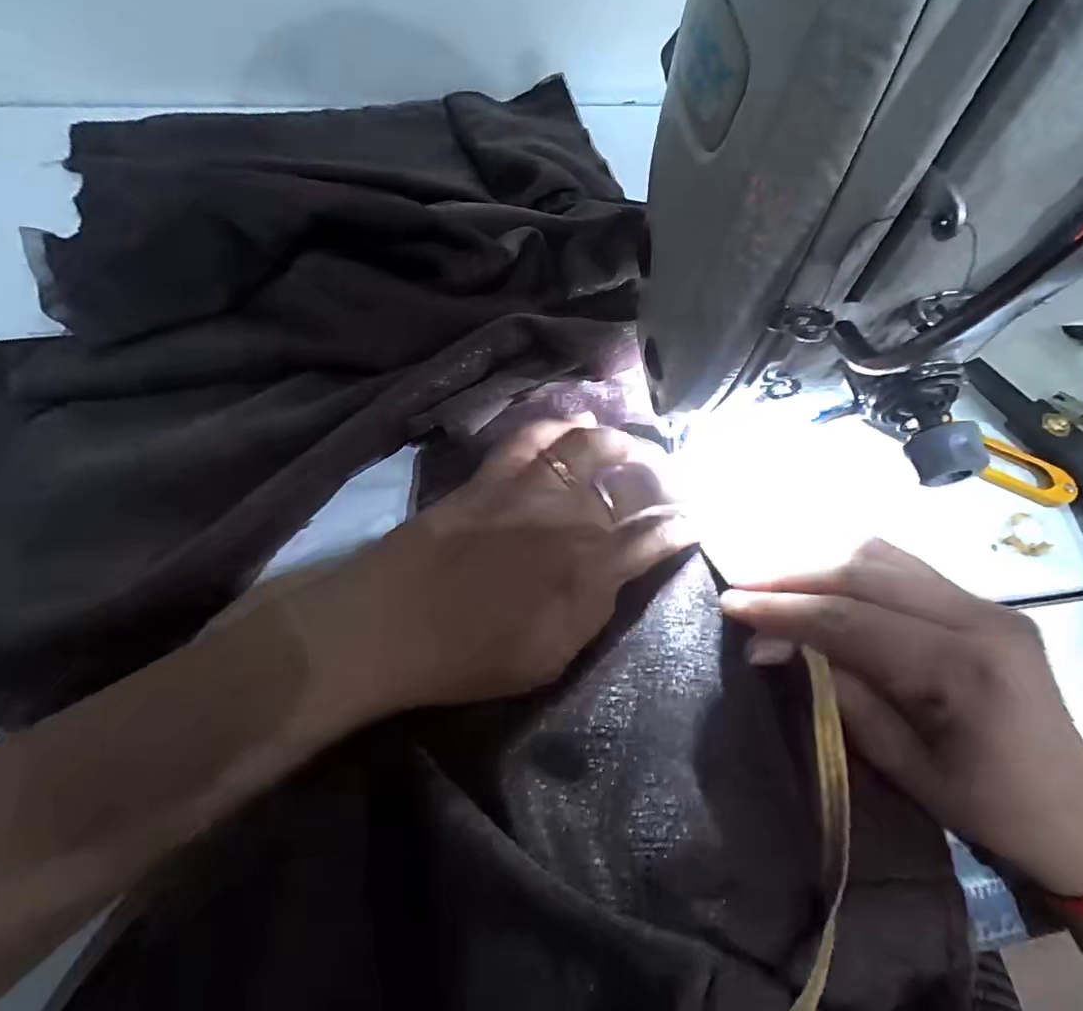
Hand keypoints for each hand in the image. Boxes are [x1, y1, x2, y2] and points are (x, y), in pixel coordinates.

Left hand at [270, 418, 694, 717]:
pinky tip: (574, 425)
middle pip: (630, 482)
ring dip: (621, 442)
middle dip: (663, 478)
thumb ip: (596, 608)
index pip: (654, 536)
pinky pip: (530, 437)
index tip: (695, 520)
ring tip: (633, 448)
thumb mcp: (549, 656)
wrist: (387, 626)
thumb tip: (624, 570)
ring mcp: (524, 489)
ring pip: (588, 446)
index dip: (682, 526)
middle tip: (671, 482)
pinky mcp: (487, 477)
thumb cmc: (469, 657)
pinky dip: (559, 425)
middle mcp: (566, 517)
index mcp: (588, 569)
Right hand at [719, 539, 1082, 897]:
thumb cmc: (984, 803)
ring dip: (816, 565)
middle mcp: (980, 618)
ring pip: (880, 557)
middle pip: (861, 573)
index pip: (850, 618)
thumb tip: (764, 646)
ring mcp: (986, 601)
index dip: (782, 608)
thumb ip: (833, 691)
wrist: (1077, 811)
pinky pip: (900, 566)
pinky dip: (849, 566)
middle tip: (740, 589)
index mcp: (965, 669)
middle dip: (790, 578)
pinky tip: (818, 580)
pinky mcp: (981, 600)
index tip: (729, 604)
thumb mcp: (898, 761)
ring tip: (770, 582)